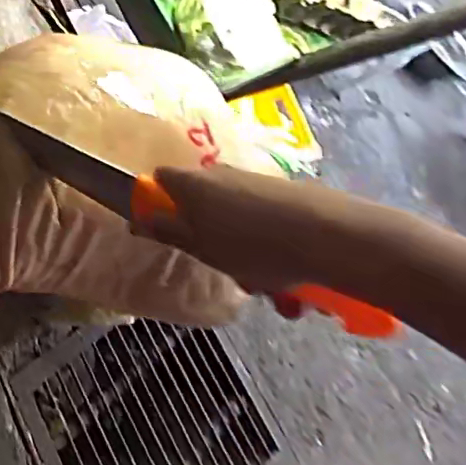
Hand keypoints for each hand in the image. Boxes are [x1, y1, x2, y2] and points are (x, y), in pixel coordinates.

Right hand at [134, 164, 409, 296]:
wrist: (329, 235)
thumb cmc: (253, 245)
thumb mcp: (201, 248)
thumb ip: (167, 232)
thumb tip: (135, 218)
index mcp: (191, 182)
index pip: (161, 179)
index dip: (159, 203)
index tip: (169, 232)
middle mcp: (221, 173)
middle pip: (202, 204)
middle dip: (214, 242)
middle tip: (230, 272)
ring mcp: (255, 182)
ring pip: (239, 222)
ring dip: (251, 258)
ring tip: (275, 291)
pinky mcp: (286, 195)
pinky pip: (269, 225)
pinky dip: (277, 252)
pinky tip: (296, 282)